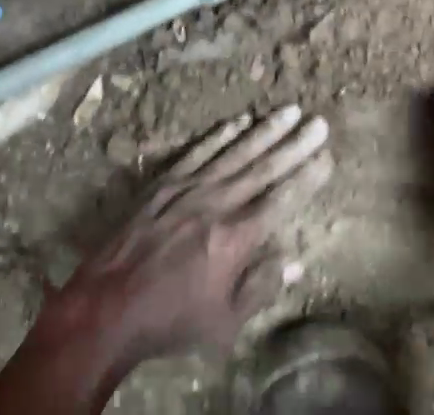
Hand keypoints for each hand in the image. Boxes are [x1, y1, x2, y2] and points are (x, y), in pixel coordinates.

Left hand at [45, 106, 331, 363]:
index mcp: (235, 239)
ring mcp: (188, 190)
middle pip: (264, 168)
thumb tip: (294, 262)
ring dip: (264, 131)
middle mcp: (216, 205)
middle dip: (295, 145)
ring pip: (234, 152)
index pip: (281, 200)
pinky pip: (198, 152)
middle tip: (319, 123)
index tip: (327, 157)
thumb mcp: (223, 323)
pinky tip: (238, 121)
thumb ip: (260, 288)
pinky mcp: (163, 184)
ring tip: (288, 111)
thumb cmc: (169, 320)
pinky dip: (219, 135)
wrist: (106, 306)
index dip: (307, 177)